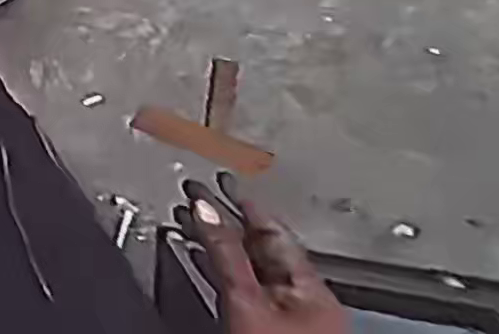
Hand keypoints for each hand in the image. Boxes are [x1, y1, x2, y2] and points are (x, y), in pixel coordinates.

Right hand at [174, 174, 347, 333]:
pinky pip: (239, 284)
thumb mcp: (245, 297)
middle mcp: (303, 301)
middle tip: (194, 192)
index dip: (245, 204)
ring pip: (246, 265)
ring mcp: (285, 318)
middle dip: (223, 218)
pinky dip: (217, 265)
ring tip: (185, 217)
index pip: (275, 233)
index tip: (221, 179)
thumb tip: (203, 205)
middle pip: (259, 247)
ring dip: (214, 241)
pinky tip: (196, 255)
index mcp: (313, 291)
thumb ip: (224, 249)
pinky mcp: (264, 328)